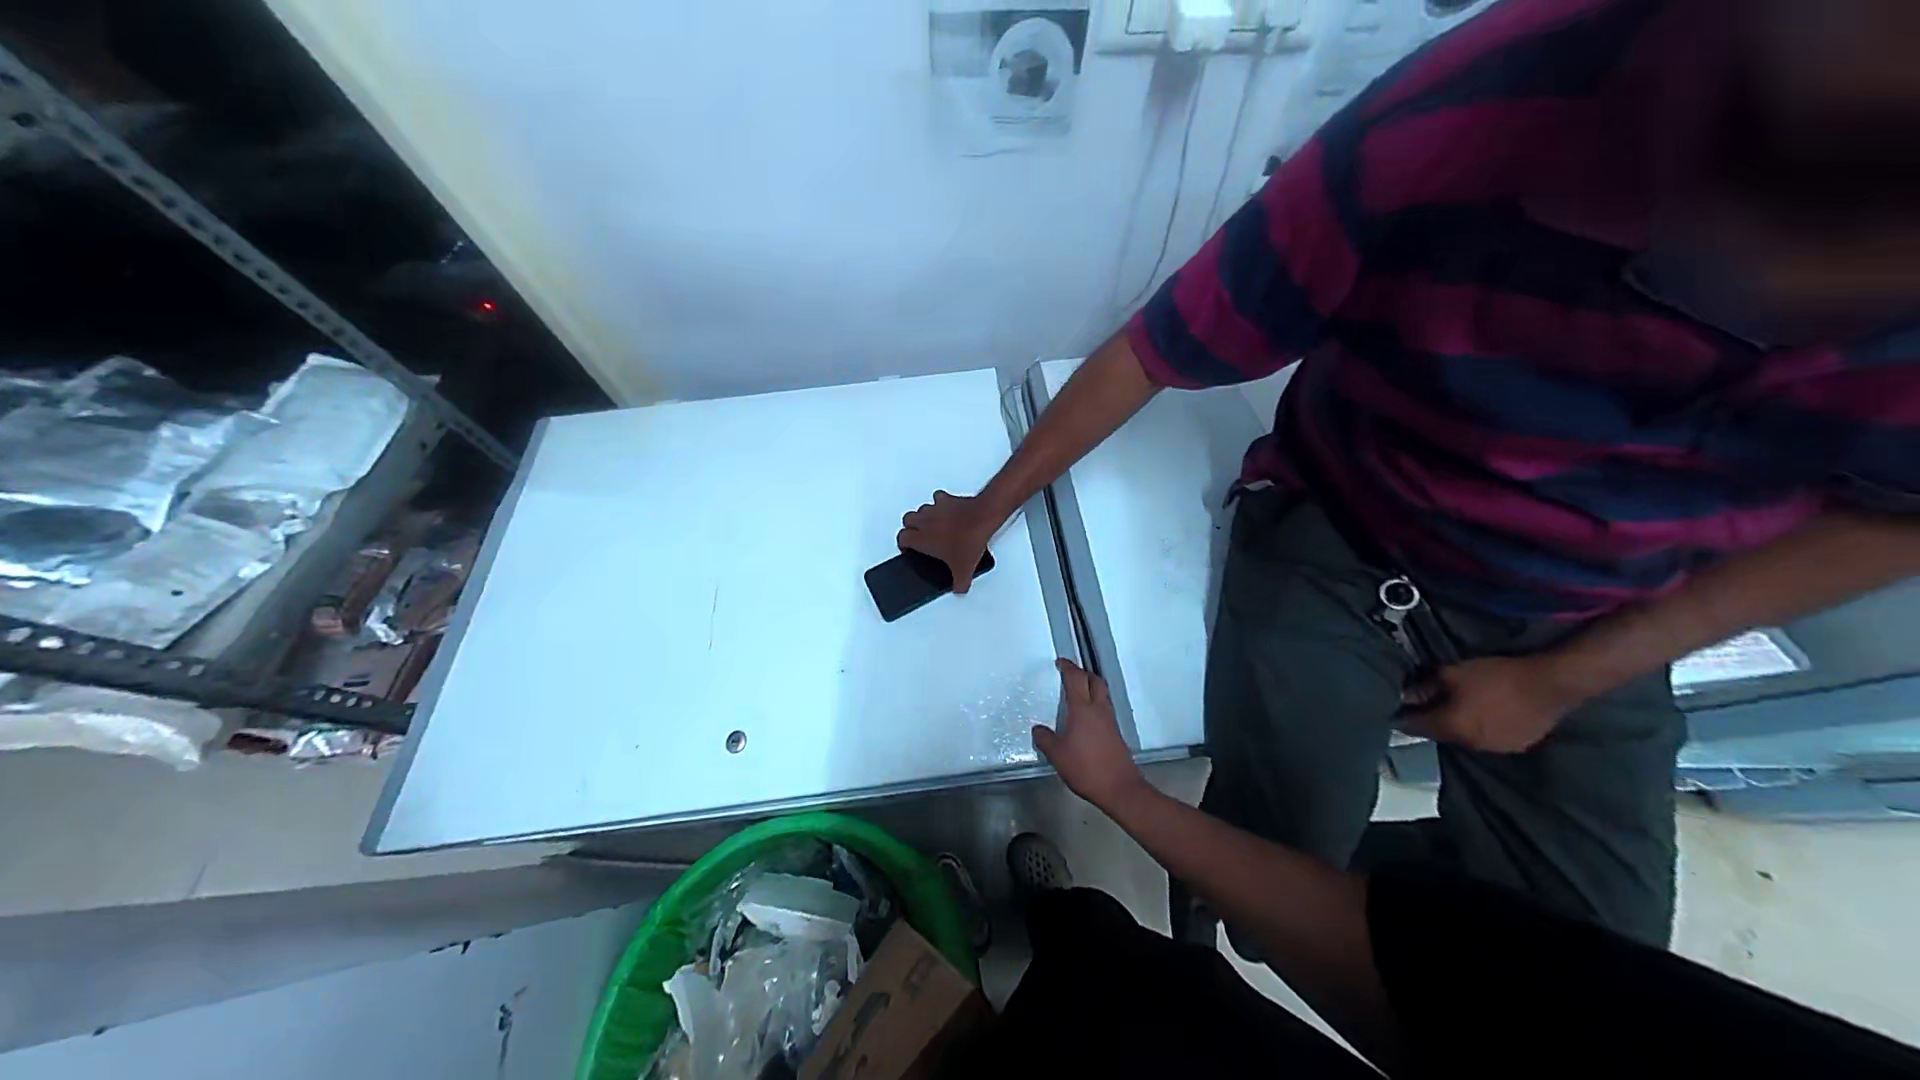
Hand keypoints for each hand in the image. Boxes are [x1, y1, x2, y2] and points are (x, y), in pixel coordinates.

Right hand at [898, 490, 998, 593]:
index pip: (901, 538)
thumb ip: (959, 583)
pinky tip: (946, 511)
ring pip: (921, 509)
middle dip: (911, 528)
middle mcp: (925, 521)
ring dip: (924, 517)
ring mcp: (936, 508)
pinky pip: (938, 499)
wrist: (983, 518)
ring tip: (931, 525)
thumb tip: (960, 588)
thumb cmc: (969, 539)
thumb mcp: (964, 570)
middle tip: (918, 536)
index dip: (903, 544)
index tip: (908, 548)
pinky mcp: (948, 499)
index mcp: (922, 538)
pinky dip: (940, 504)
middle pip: (907, 520)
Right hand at [1033, 658, 1146, 808]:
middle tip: (1071, 673)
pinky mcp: (1116, 733)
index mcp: (1082, 710)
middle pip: (1095, 681)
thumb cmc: (1085, 768)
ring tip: (1078, 691)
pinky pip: (1104, 708)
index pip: (1076, 680)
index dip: (1068, 668)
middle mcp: (1098, 710)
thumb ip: (1045, 739)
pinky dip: (1095, 702)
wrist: (1119, 788)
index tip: (1061, 662)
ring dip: (1091, 686)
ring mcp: (1110, 721)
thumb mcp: (1057, 755)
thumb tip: (1038, 729)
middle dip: (1083, 673)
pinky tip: (1086, 716)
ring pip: (1102, 694)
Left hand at [1400, 656, 1589, 753]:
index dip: (1401, 717)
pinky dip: (1477, 727)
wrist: (1551, 684)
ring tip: (1451, 708)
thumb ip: (1425, 687)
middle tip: (1420, 705)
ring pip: (1463, 737)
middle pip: (1438, 734)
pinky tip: (1480, 713)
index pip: (1414, 728)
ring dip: (1454, 725)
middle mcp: (1471, 745)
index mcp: (1452, 728)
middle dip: (1428, 720)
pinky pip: (1487, 738)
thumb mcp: (1451, 674)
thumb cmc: (1495, 676)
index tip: (1392, 709)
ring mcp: (1497, 748)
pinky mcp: (1518, 745)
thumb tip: (1404, 694)